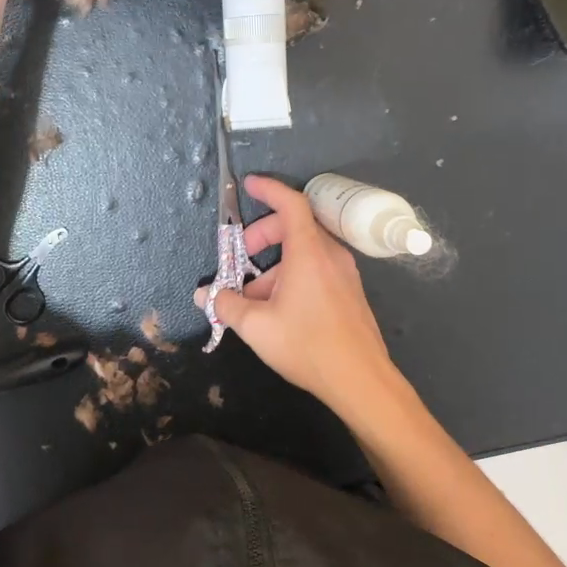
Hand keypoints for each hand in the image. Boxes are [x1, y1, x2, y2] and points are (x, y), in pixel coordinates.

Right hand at [194, 175, 399, 409]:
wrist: (360, 380)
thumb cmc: (307, 346)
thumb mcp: (256, 327)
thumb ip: (226, 305)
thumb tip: (205, 295)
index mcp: (309, 253)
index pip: (291, 204)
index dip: (269, 189)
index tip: (248, 185)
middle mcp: (330, 256)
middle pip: (295, 227)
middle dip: (263, 234)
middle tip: (241, 254)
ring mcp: (344, 274)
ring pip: (304, 252)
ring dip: (275, 264)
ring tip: (252, 296)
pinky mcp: (349, 293)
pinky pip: (317, 269)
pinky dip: (292, 275)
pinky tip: (277, 308)